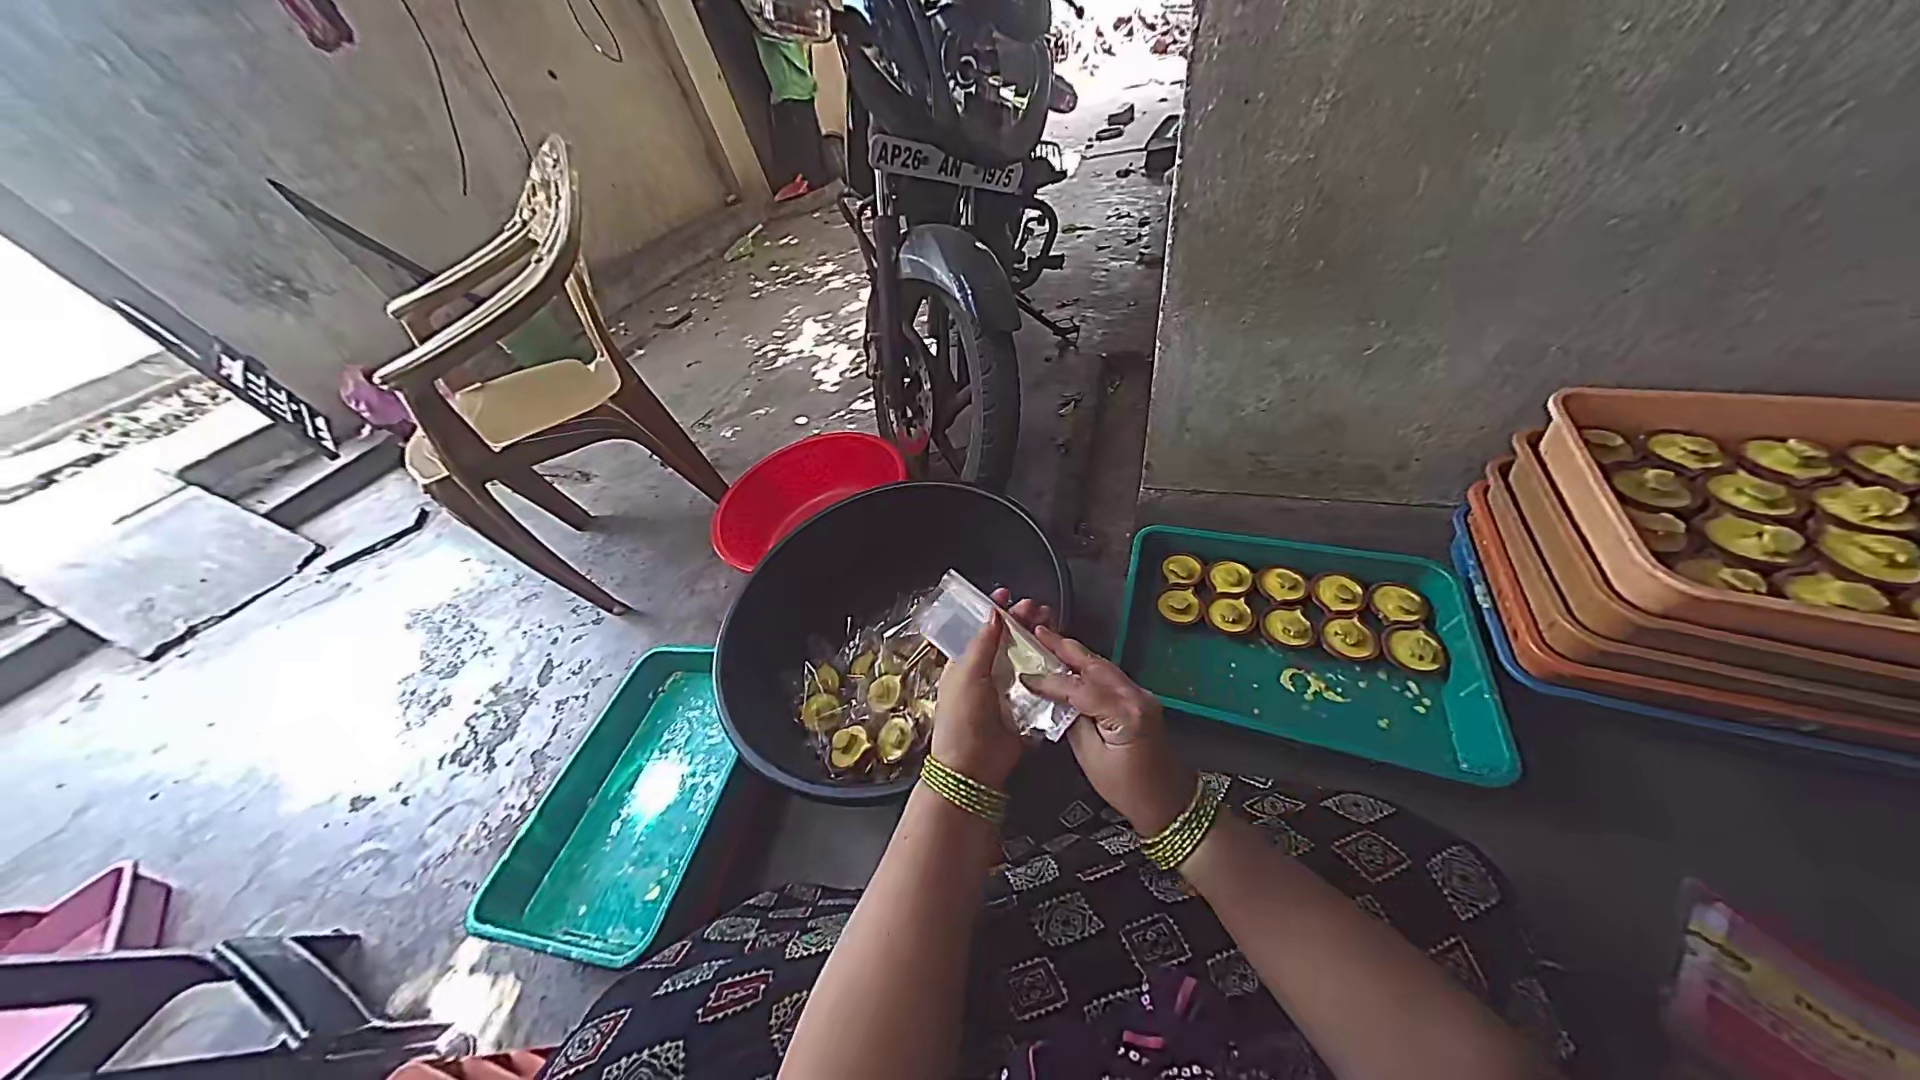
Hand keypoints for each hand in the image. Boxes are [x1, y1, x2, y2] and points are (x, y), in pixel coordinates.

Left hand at [927, 591, 1054, 789]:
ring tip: (1049, 625)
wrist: (974, 768)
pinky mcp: (1024, 707)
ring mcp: (1006, 690)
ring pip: (1024, 658)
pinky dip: (1048, 669)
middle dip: (1020, 622)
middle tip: (1036, 609)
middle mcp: (986, 674)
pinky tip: (1058, 656)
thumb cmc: (961, 721)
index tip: (1006, 595)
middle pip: (1006, 641)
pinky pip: (1038, 684)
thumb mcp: (967, 675)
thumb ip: (981, 644)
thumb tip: (991, 614)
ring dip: (1036, 641)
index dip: (992, 611)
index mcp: (965, 664)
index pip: (980, 630)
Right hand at [1020, 626, 1195, 835]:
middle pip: (1095, 665)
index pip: (1080, 687)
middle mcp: (1137, 697)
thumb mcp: (1091, 759)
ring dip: (1076, 654)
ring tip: (1049, 641)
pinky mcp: (1141, 700)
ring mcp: (1142, 696)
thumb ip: (1071, 722)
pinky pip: (1111, 676)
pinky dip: (1089, 667)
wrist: (1170, 803)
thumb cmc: (1130, 790)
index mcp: (1125, 714)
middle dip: (1065, 647)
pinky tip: (1072, 664)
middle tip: (1038, 632)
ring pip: (1104, 666)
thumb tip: (1054, 701)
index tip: (1027, 676)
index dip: (1050, 681)